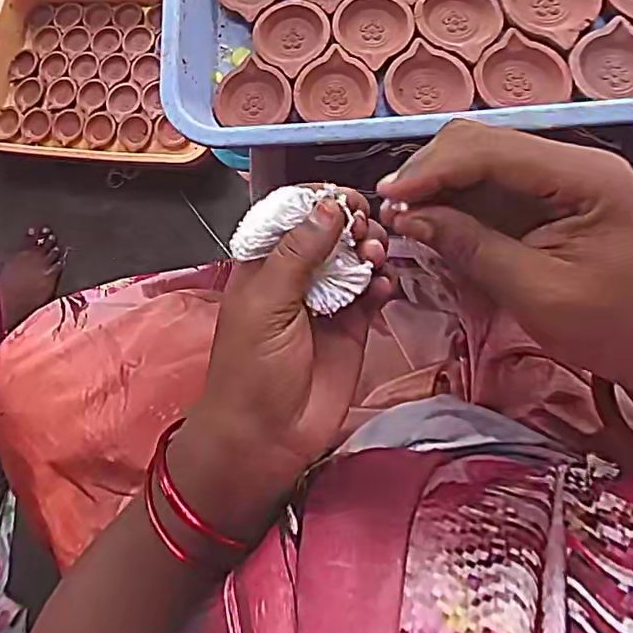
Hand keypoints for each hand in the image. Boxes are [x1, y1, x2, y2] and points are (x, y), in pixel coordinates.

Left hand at [171, 188, 392, 538]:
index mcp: (264, 260)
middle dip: (350, 221)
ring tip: (374, 255)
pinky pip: (372, 291)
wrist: (266, 435)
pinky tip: (382, 285)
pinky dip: (382, 282)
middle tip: (364, 228)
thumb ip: (298, 253)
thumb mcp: (266, 301)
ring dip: (369, 248)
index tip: (344, 197)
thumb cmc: (250, 366)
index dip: (319, 201)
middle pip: (330, 230)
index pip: (293, 214)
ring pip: (355, 256)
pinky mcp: (353, 324)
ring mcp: (327, 297)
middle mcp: (297, 273)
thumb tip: (328, 207)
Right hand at [376, 121, 632, 416]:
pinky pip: (475, 179)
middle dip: (427, 172)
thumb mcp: (537, 294)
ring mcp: (549, 173)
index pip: (492, 151)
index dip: (433, 169)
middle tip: (391, 209)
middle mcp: (568, 162)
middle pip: (476, 142)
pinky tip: (423, 215)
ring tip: (400, 214)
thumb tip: (407, 217)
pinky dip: (443, 194)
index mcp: (587, 178)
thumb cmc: (611, 328)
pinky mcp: (532, 191)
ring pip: (468, 154)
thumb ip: (471, 248)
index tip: (389, 196)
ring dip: (430, 181)